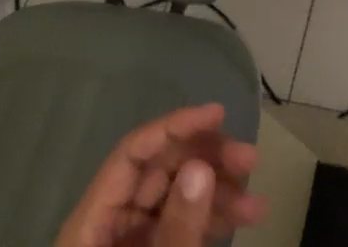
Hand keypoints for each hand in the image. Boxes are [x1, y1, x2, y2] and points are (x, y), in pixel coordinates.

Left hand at [53, 103, 266, 246]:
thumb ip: (177, 227)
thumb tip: (202, 166)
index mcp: (89, 222)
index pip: (132, 153)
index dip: (175, 126)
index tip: (218, 113)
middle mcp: (105, 224)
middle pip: (158, 172)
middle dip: (207, 161)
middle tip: (251, 159)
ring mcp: (125, 242)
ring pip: (175, 199)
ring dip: (217, 195)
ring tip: (258, 203)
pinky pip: (177, 227)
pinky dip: (208, 219)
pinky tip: (240, 218)